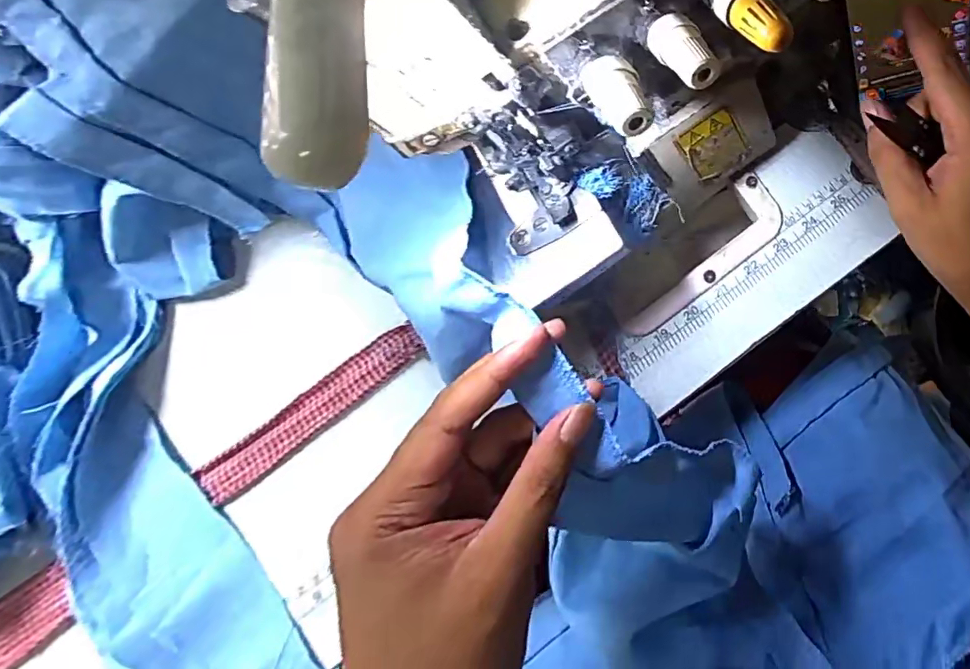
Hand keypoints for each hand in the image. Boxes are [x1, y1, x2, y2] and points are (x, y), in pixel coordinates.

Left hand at [330, 320, 596, 668]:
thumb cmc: (451, 661)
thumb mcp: (500, 566)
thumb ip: (541, 481)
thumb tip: (580, 409)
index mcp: (385, 507)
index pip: (446, 418)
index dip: (499, 370)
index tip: (543, 334)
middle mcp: (397, 501)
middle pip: (471, 434)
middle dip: (528, 407)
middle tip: (579, 379)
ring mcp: (422, 517)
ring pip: (486, 456)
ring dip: (535, 439)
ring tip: (584, 414)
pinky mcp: (446, 532)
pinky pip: (492, 484)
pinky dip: (529, 471)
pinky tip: (566, 453)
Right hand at [863, 6, 969, 360]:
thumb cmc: (962, 254)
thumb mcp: (910, 208)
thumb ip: (889, 151)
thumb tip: (876, 108)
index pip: (945, 76)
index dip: (924, 40)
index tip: (910, 8)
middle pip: (952, 99)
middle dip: (923, 120)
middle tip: (915, 170)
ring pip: (969, 116)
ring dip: (945, 135)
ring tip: (942, 185)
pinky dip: (966, 143)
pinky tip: (965, 185)